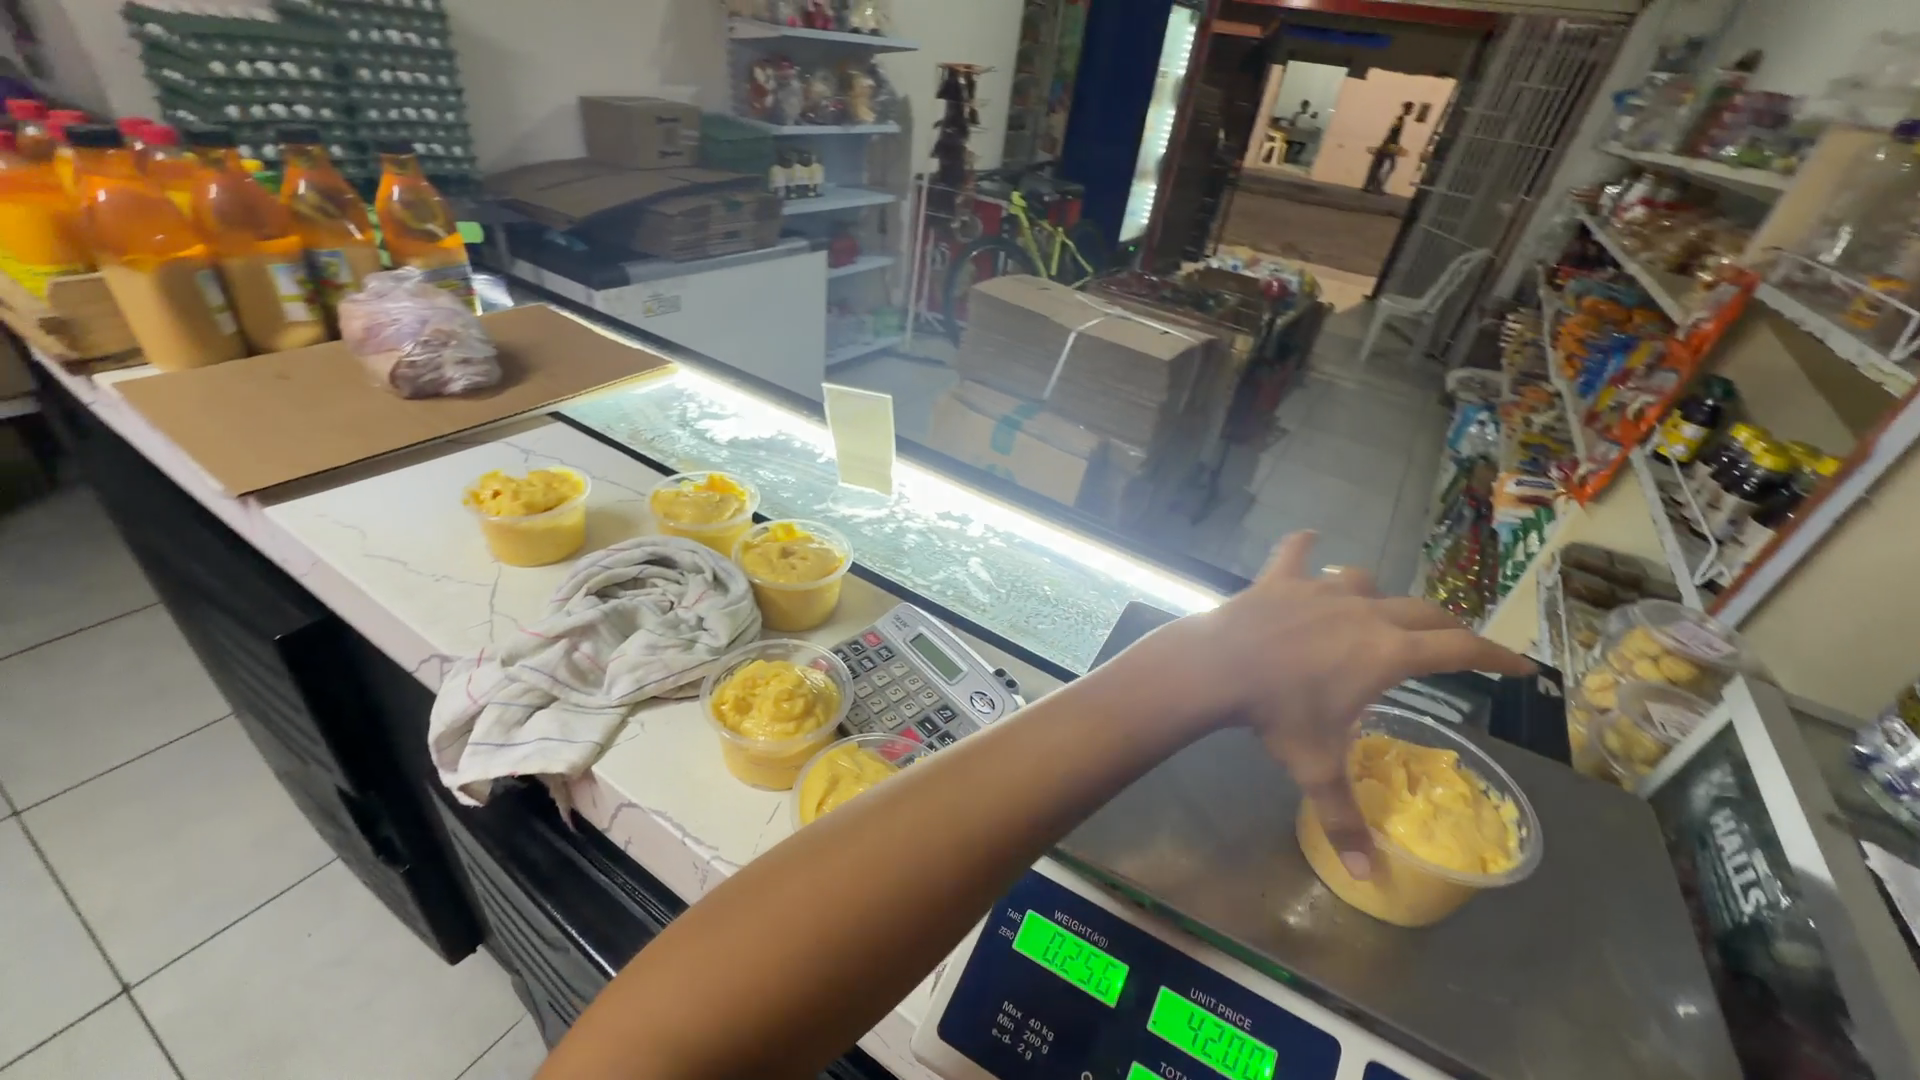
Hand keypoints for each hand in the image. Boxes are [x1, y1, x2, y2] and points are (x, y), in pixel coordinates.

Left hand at [1143, 532, 1533, 878]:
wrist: (1218, 665)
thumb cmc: (1276, 714)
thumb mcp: (1315, 768)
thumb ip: (1344, 818)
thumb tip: (1368, 878)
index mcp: (1388, 653)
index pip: (1461, 651)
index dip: (1496, 656)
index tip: (1522, 664)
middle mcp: (1365, 612)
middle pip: (1423, 612)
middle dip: (1447, 628)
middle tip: (1457, 644)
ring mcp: (1320, 590)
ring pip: (1365, 581)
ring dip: (1379, 594)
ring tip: (1380, 607)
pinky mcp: (1279, 579)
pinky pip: (1296, 553)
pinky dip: (1303, 548)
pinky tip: (1308, 539)